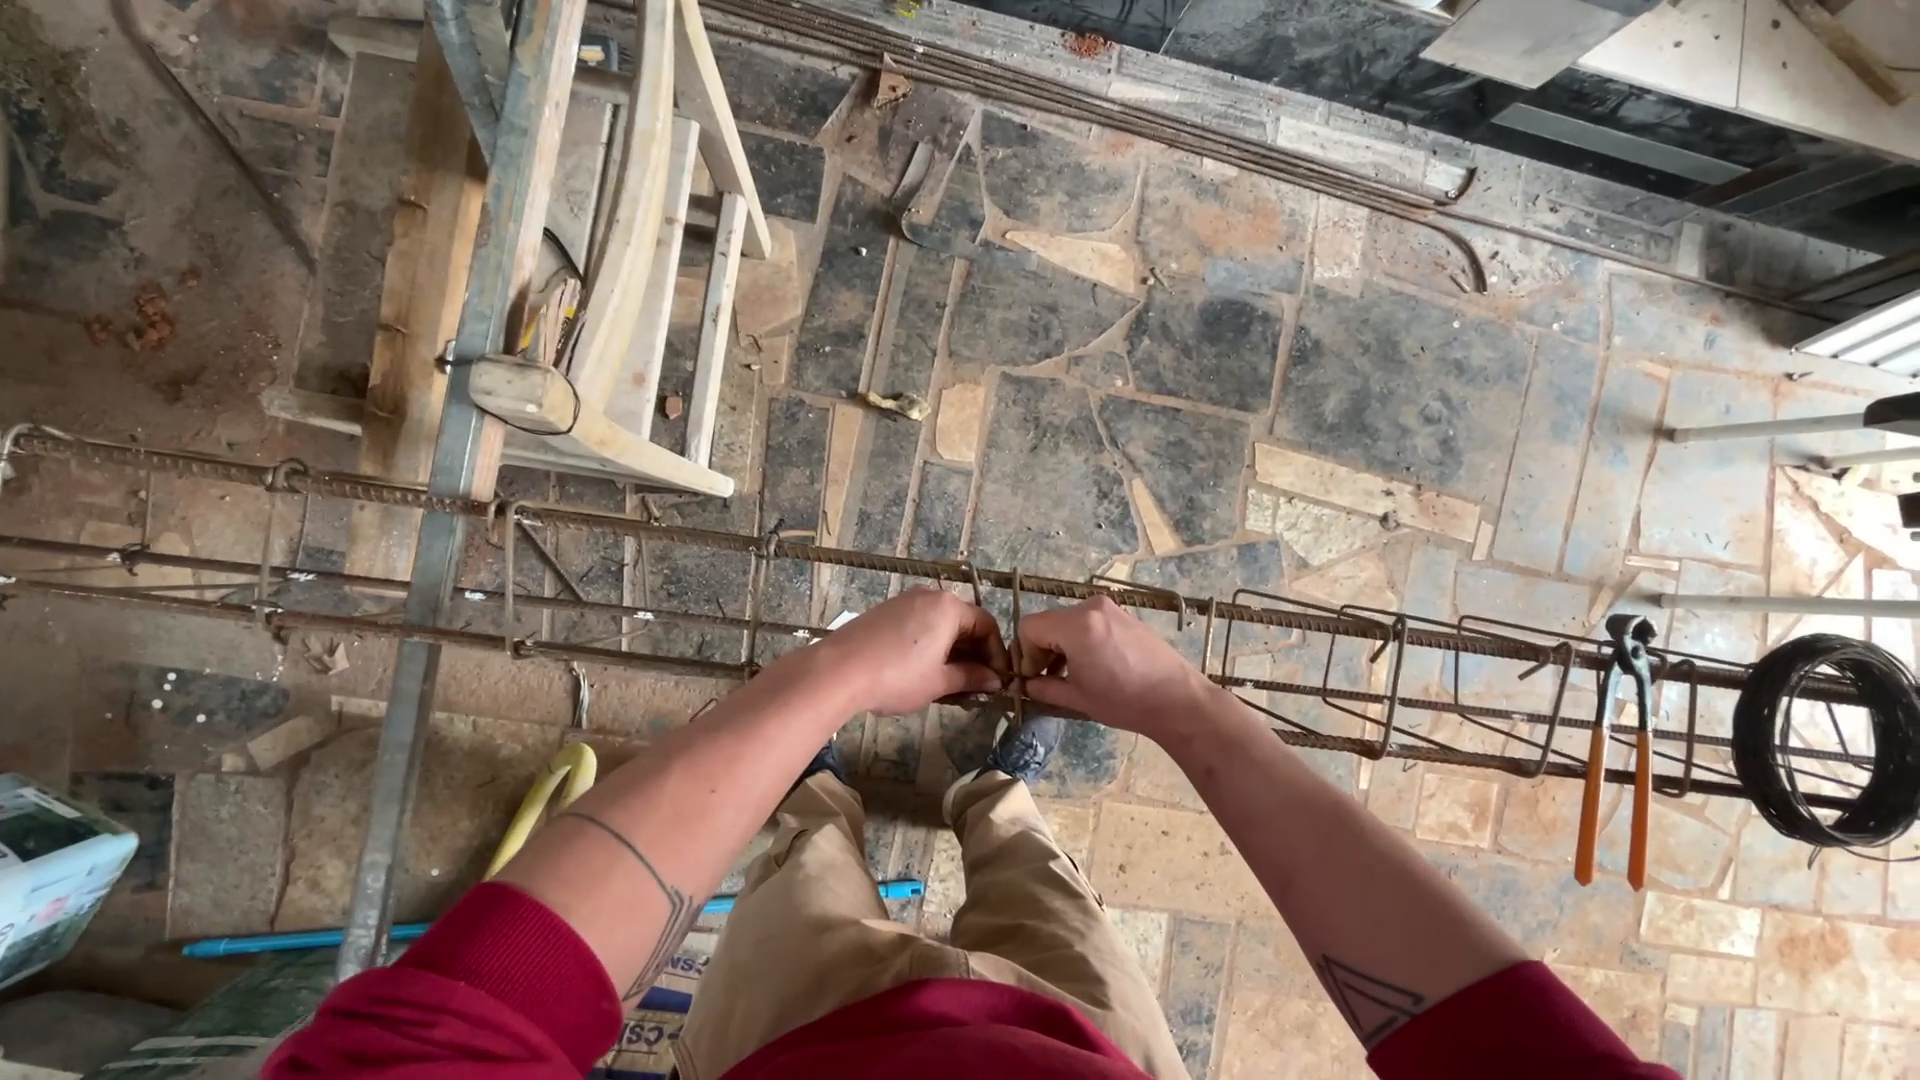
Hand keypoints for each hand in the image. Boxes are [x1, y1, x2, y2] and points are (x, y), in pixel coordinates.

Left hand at [813, 588, 1008, 714]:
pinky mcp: (885, 612)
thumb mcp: (939, 681)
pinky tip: (925, 671)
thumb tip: (995, 680)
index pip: (987, 625)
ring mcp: (904, 601)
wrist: (838, 671)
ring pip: (940, 624)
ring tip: (951, 683)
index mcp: (949, 606)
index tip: (998, 680)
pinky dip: (930, 645)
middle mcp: (929, 595)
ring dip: (952, 651)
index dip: (997, 654)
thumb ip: (971, 677)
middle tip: (977, 684)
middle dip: (974, 653)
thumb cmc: (897, 676)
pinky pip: (919, 625)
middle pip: (964, 622)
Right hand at [1016, 596, 1221, 741]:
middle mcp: (1091, 607)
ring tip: (1070, 674)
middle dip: (1041, 649)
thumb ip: (1044, 688)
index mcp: (1076, 625)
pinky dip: (1080, 639)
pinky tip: (1092, 665)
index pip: (1030, 627)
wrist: (1177, 699)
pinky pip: (1089, 622)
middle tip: (1047, 678)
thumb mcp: (1077, 697)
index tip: (1033, 678)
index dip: (1025, 654)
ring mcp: (1110, 608)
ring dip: (1060, 644)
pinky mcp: (1124, 615)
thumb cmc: (1124, 700)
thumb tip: (1028, 686)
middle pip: (1048, 622)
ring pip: (1068, 621)